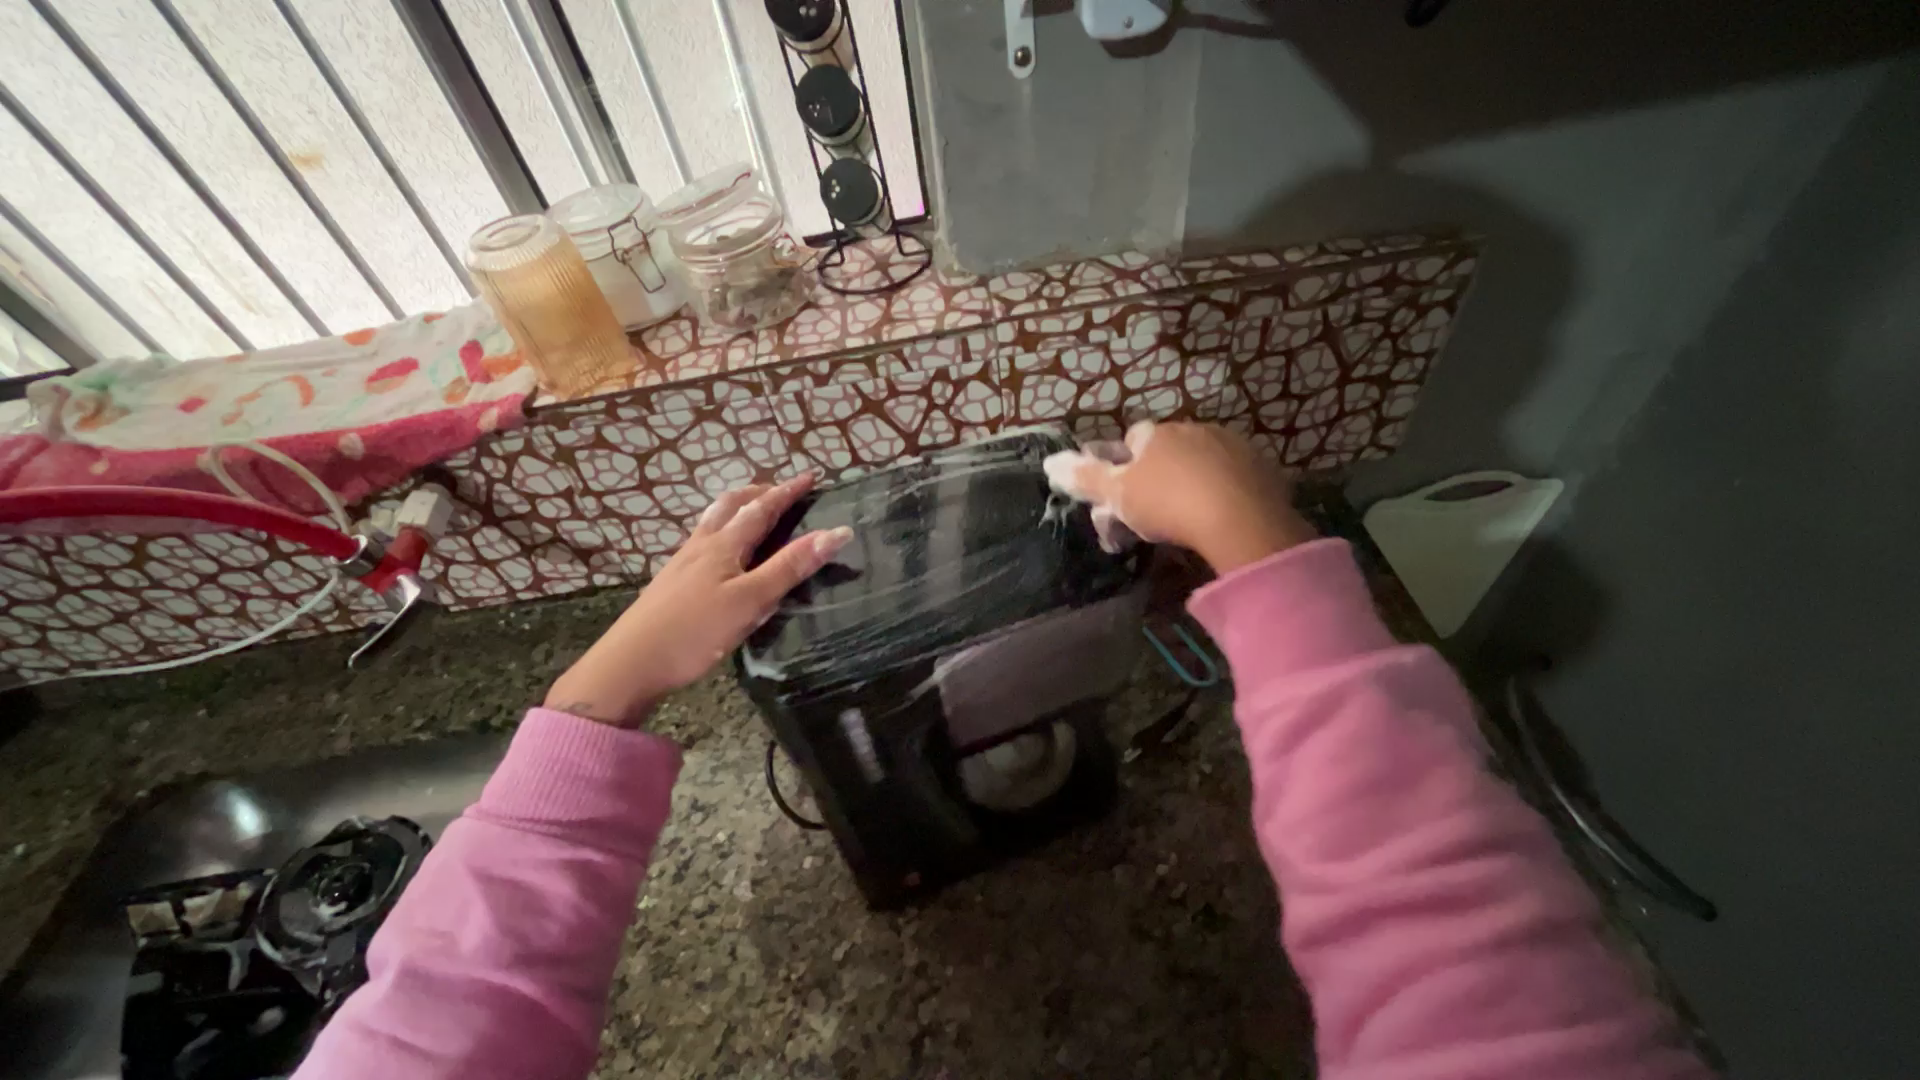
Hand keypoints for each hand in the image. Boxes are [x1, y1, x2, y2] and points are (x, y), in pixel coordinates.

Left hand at [544, 474, 851, 727]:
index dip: (787, 492)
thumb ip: (791, 566)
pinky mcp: (672, 583)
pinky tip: (719, 551)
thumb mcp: (752, 600)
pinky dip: (720, 530)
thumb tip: (836, 532)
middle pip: (730, 506)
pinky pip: (702, 541)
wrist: (631, 663)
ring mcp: (682, 564)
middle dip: (758, 493)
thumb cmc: (696, 631)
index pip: (762, 509)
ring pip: (712, 521)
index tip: (811, 477)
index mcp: (723, 545)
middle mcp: (701, 546)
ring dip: (736, 508)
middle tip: (780, 489)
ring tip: (750, 508)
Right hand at [1043, 421, 1315, 573]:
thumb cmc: (1168, 503)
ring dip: (1190, 484)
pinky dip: (1222, 494)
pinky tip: (1219, 521)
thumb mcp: (1118, 494)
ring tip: (1187, 523)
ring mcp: (1231, 446)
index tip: (1123, 498)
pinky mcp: (1261, 468)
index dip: (1123, 469)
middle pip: (1166, 451)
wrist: (1241, 519)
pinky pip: (1232, 478)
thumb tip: (1049, 462)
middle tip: (1152, 518)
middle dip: (1157, 477)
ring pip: (1200, 463)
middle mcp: (1193, 429)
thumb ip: (1085, 478)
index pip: (1131, 441)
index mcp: (1156, 433)